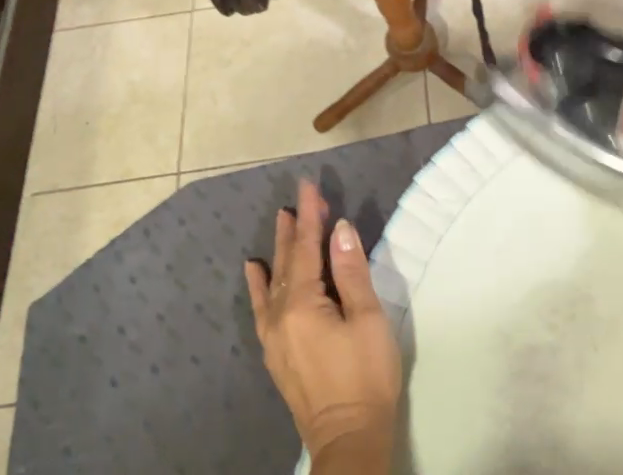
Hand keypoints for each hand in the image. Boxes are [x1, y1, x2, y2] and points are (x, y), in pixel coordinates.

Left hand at [245, 181, 399, 467]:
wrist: (349, 438)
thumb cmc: (366, 375)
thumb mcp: (368, 319)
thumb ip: (351, 272)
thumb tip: (339, 229)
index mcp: (302, 304)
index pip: (306, 248)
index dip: (310, 215)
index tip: (309, 185)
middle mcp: (279, 315)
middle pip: (287, 261)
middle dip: (295, 227)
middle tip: (301, 197)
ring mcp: (273, 336)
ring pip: (274, 282)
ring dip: (279, 250)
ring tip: (280, 221)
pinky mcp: (276, 353)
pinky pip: (261, 308)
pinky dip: (259, 285)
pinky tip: (255, 272)